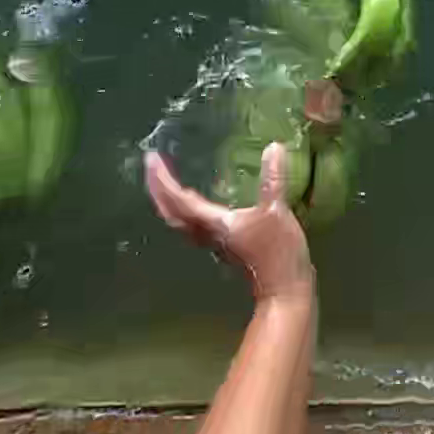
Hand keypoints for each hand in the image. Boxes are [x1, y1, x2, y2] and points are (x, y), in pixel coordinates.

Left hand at [146, 142, 314, 304]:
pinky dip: (185, 209)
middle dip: (158, 189)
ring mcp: (212, 241)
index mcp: (213, 223)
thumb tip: (274, 146)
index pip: (178, 199)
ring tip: (165, 181)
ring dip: (167, 200)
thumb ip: (273, 179)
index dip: (163, 179)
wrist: (282, 287)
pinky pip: (192, 223)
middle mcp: (205, 233)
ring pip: (178, 220)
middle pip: (170, 212)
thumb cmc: (276, 251)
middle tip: (152, 166)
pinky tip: (195, 202)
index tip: (151, 158)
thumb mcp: (276, 211)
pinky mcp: (223, 244)